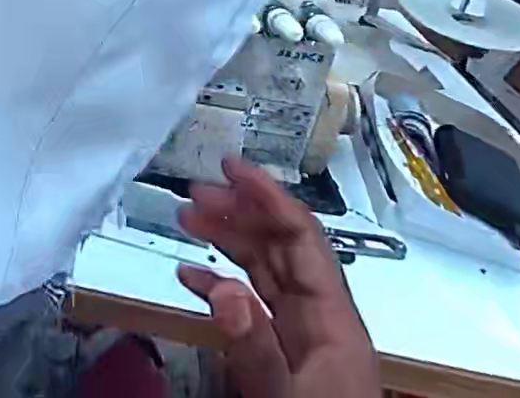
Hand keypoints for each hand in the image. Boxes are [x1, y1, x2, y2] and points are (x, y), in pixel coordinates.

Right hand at [177, 158, 380, 397]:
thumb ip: (256, 350)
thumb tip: (221, 286)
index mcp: (334, 323)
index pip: (303, 237)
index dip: (269, 195)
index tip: (232, 167)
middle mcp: (319, 319)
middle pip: (279, 246)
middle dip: (237, 211)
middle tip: (193, 193)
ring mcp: (299, 335)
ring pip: (261, 267)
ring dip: (224, 237)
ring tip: (185, 219)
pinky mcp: (278, 352)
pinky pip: (247, 300)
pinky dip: (216, 280)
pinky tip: (189, 275)